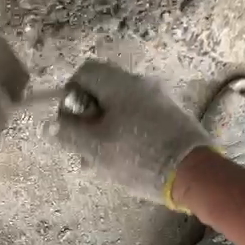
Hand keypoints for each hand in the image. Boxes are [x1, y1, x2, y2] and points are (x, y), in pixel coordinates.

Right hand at [53, 60, 213, 207]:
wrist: (193, 172)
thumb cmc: (138, 157)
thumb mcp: (95, 148)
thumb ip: (69, 132)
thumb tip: (51, 123)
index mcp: (119, 84)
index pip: (84, 72)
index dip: (69, 95)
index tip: (71, 123)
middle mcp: (140, 84)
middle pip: (102, 91)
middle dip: (87, 118)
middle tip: (84, 148)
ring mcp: (159, 99)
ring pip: (120, 108)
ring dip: (105, 130)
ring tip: (101, 162)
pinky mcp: (171, 117)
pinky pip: (139, 118)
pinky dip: (125, 134)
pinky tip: (124, 161)